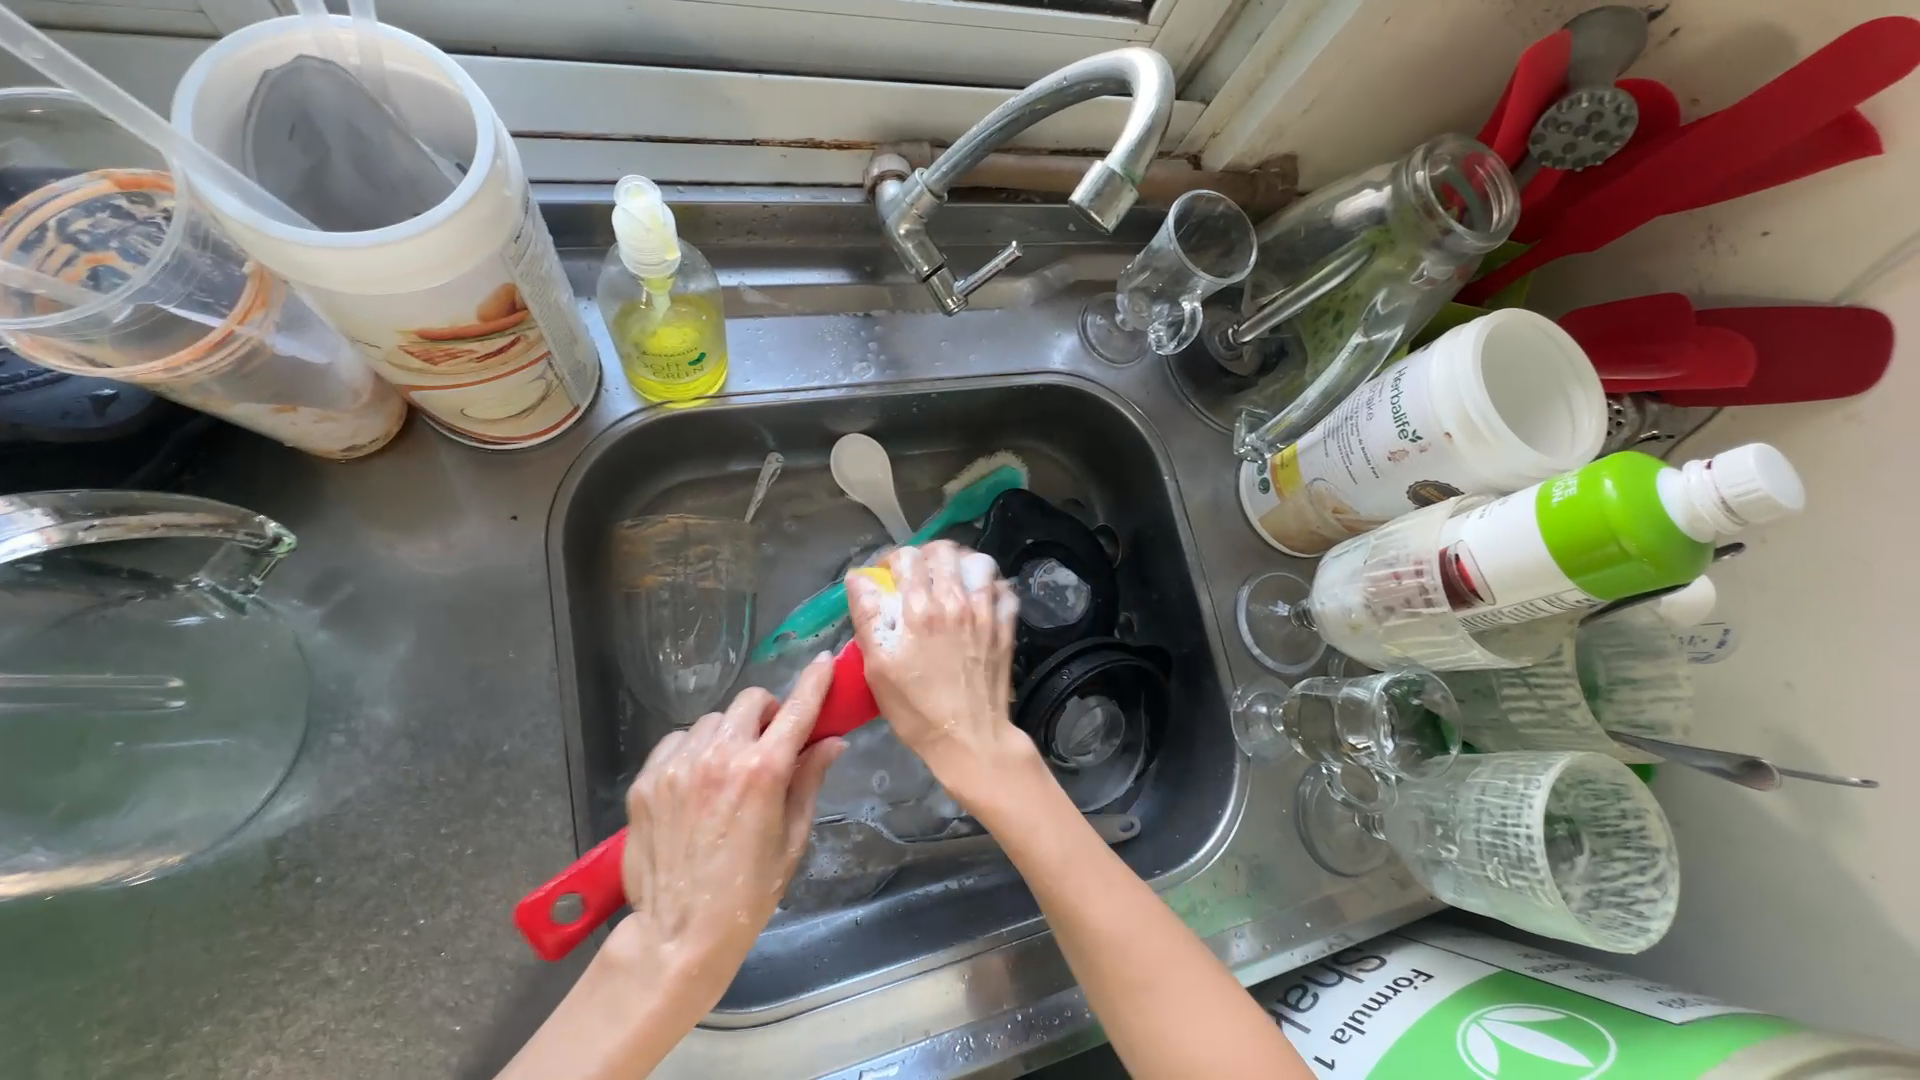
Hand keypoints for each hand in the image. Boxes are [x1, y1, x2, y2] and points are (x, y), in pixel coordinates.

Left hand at [614, 655, 845, 1014]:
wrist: (679, 933)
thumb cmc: (749, 892)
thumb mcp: (793, 839)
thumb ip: (810, 781)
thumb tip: (831, 742)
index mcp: (763, 772)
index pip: (795, 710)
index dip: (814, 682)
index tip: (824, 663)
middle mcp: (719, 757)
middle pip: (749, 702)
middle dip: (767, 714)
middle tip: (769, 743)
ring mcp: (676, 767)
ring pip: (712, 720)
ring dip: (728, 733)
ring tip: (728, 770)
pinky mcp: (646, 781)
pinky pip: (676, 741)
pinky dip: (693, 750)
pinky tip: (696, 782)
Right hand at [846, 540, 1035, 806]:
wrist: (971, 740)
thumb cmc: (917, 710)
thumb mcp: (878, 668)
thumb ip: (868, 617)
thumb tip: (859, 579)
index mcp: (920, 610)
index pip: (907, 558)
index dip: (892, 560)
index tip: (887, 576)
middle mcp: (956, 602)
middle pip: (943, 552)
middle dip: (926, 556)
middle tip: (918, 575)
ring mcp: (986, 613)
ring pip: (979, 562)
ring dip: (961, 564)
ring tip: (951, 580)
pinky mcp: (1006, 627)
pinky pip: (1004, 589)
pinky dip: (991, 587)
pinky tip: (979, 599)